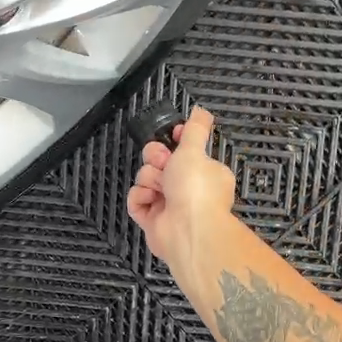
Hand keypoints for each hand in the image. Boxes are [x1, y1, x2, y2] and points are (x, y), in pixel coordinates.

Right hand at [126, 105, 235, 269]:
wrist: (187, 230)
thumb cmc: (196, 189)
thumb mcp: (196, 149)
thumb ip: (196, 128)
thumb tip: (202, 111)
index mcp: (205, 172)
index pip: (185, 150)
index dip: (175, 141)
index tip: (173, 135)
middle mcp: (188, 189)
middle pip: (161, 162)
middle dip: (157, 159)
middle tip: (162, 163)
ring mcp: (169, 206)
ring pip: (146, 179)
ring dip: (149, 179)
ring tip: (160, 188)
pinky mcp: (153, 221)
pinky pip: (136, 201)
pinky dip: (140, 199)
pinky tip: (149, 201)